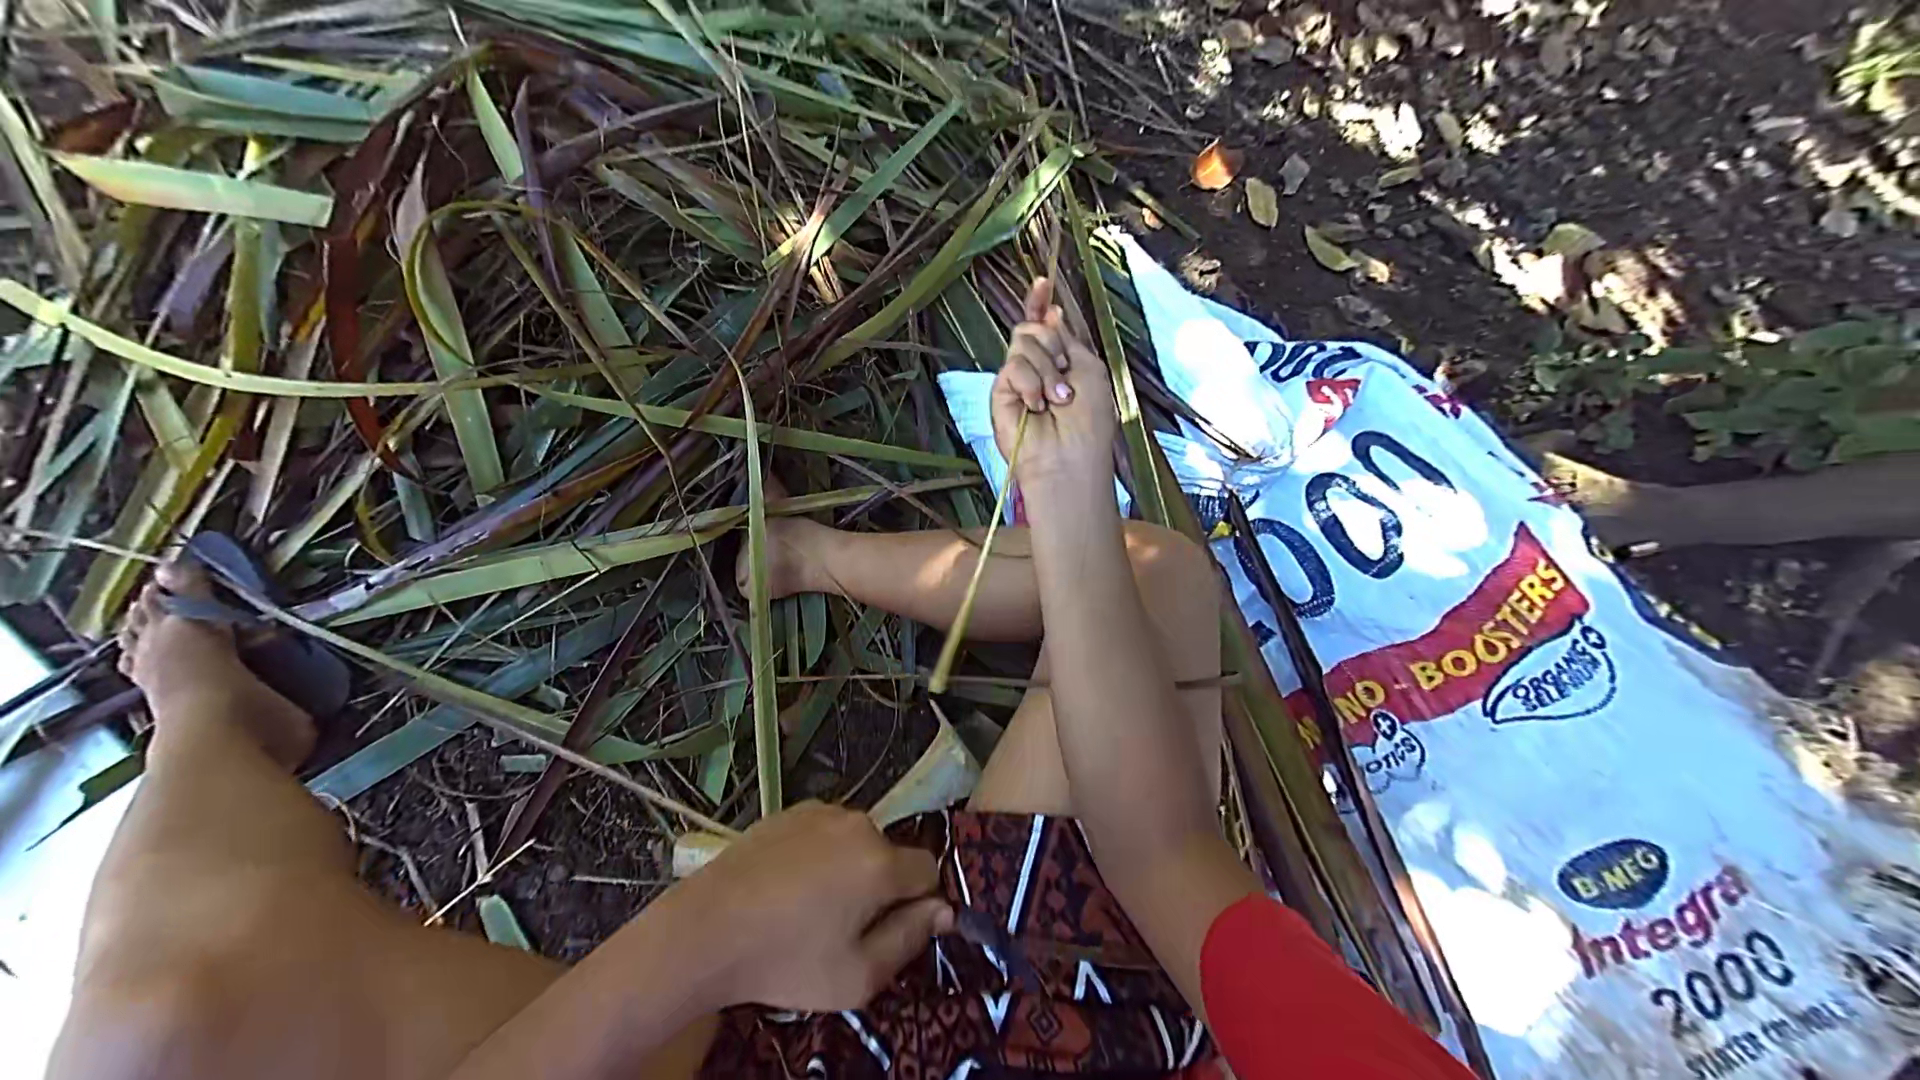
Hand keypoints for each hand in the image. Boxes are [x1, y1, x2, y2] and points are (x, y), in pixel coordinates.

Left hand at [678, 801, 952, 1011]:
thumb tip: (943, 909)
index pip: (929, 870)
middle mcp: (859, 823)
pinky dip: (821, 853)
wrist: (705, 929)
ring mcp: (823, 811)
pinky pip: (827, 831)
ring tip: (809, 905)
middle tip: (843, 925)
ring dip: (850, 867)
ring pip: (858, 841)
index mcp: (880, 862)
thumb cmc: (784, 960)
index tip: (890, 928)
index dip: (918, 902)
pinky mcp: (793, 809)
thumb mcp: (857, 976)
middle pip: (891, 855)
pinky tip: (789, 883)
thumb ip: (911, 939)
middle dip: (880, 886)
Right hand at [992, 278, 1119, 494]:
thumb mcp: (1089, 369)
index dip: (1040, 304)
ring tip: (1056, 400)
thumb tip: (1050, 313)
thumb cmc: (1089, 421)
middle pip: (1033, 328)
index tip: (1042, 282)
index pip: (1044, 325)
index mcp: (1060, 360)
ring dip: (1046, 369)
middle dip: (1052, 346)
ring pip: (1023, 343)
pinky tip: (1037, 406)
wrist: (1068, 458)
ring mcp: (1017, 380)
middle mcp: (1037, 367)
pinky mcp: (1000, 393)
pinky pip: (1012, 367)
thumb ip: (1066, 340)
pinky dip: (1030, 383)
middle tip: (1065, 379)